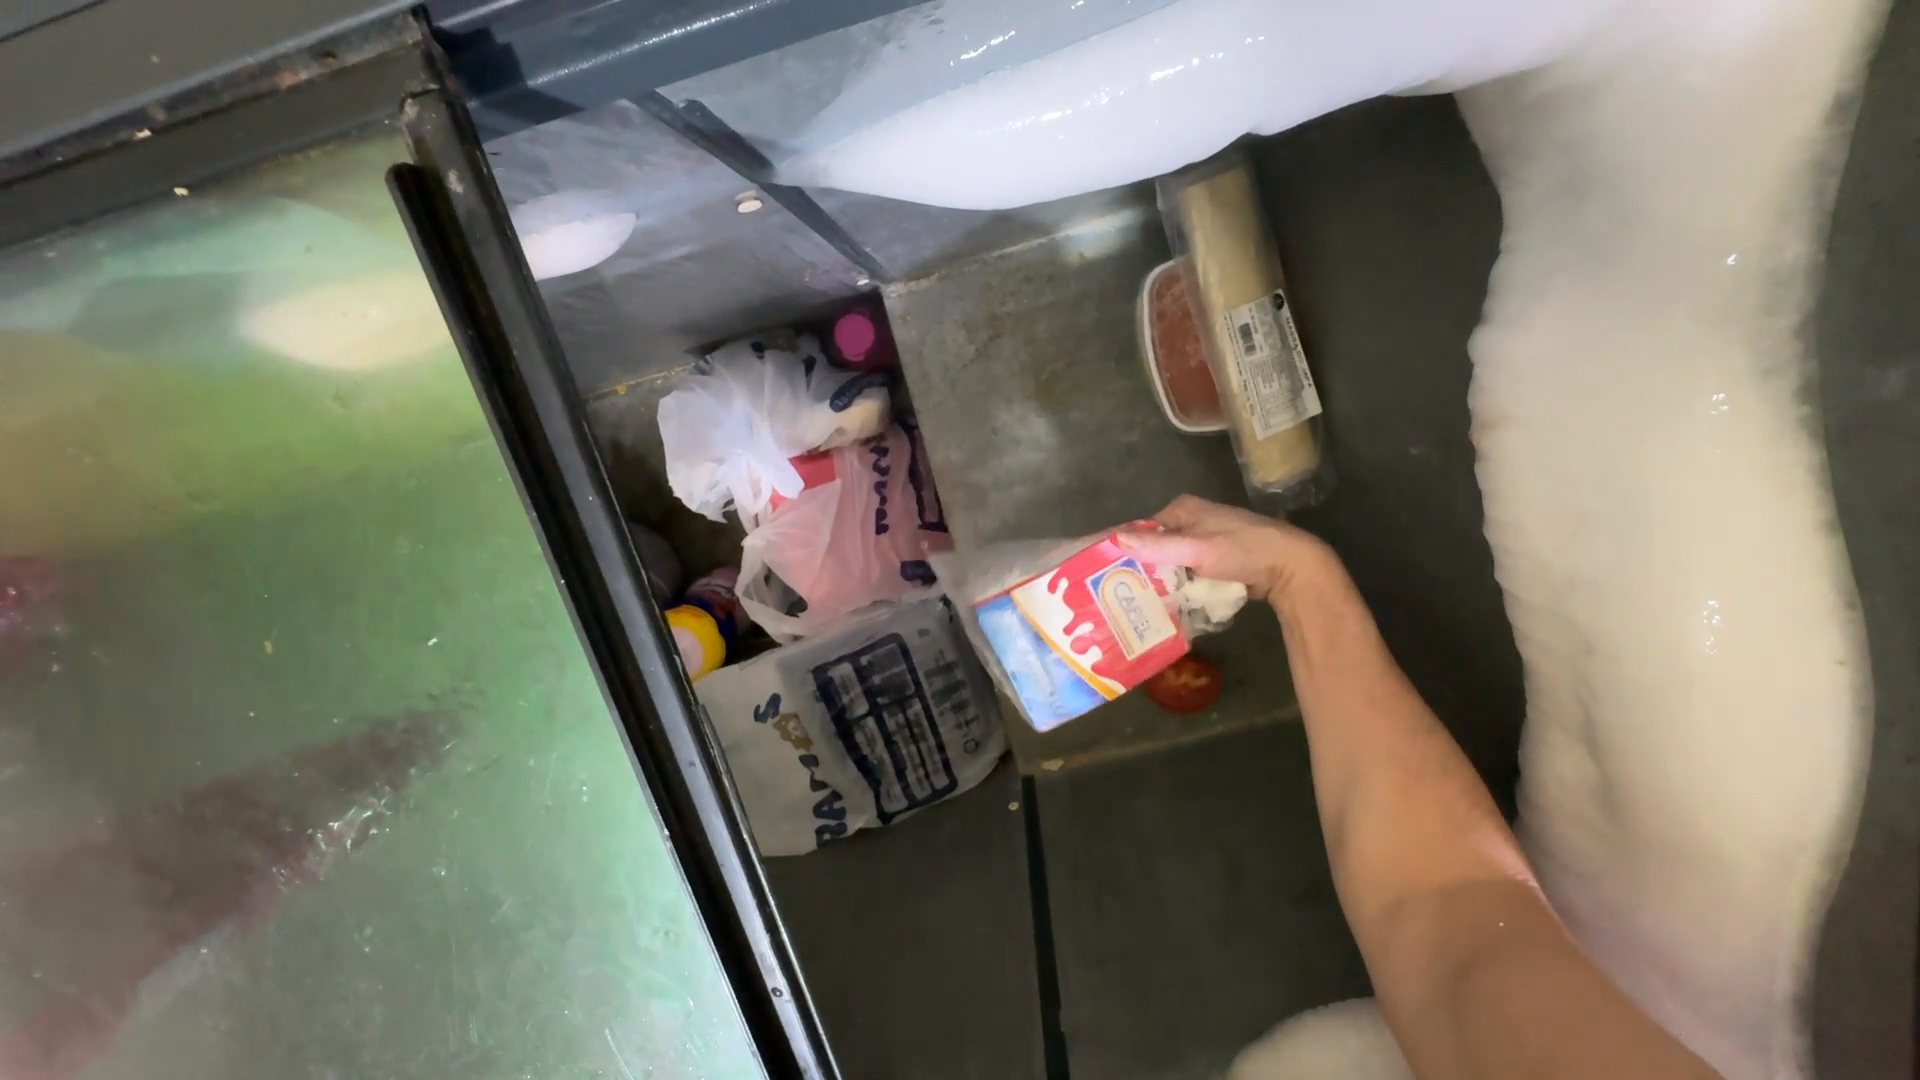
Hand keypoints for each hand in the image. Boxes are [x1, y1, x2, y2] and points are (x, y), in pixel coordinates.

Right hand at [1117, 495, 1336, 604]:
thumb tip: (1116, 539)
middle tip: (1115, 596)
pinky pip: (1185, 575)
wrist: (1291, 567)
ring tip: (1134, 605)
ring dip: (1157, 582)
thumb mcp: (1198, 549)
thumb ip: (1159, 546)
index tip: (1103, 573)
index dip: (1122, 549)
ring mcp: (1202, 543)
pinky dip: (1176, 587)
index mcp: (1182, 509)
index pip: (1141, 529)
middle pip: (1153, 547)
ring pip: (1168, 563)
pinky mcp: (1213, 563)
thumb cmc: (1244, 550)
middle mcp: (1189, 522)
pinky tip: (1165, 605)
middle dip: (1139, 569)